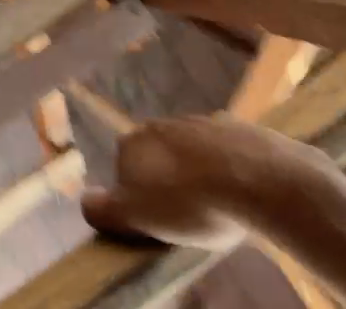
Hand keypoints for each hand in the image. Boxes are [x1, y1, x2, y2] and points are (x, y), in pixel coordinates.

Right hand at [81, 117, 333, 248]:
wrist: (262, 181)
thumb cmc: (191, 203)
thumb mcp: (138, 217)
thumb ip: (104, 209)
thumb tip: (83, 201)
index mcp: (133, 142)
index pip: (123, 169)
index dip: (137, 197)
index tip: (158, 222)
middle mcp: (160, 124)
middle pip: (157, 156)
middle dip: (168, 180)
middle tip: (189, 216)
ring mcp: (201, 122)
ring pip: (192, 152)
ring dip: (199, 172)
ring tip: (221, 207)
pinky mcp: (239, 128)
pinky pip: (227, 151)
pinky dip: (230, 167)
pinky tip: (245, 192)